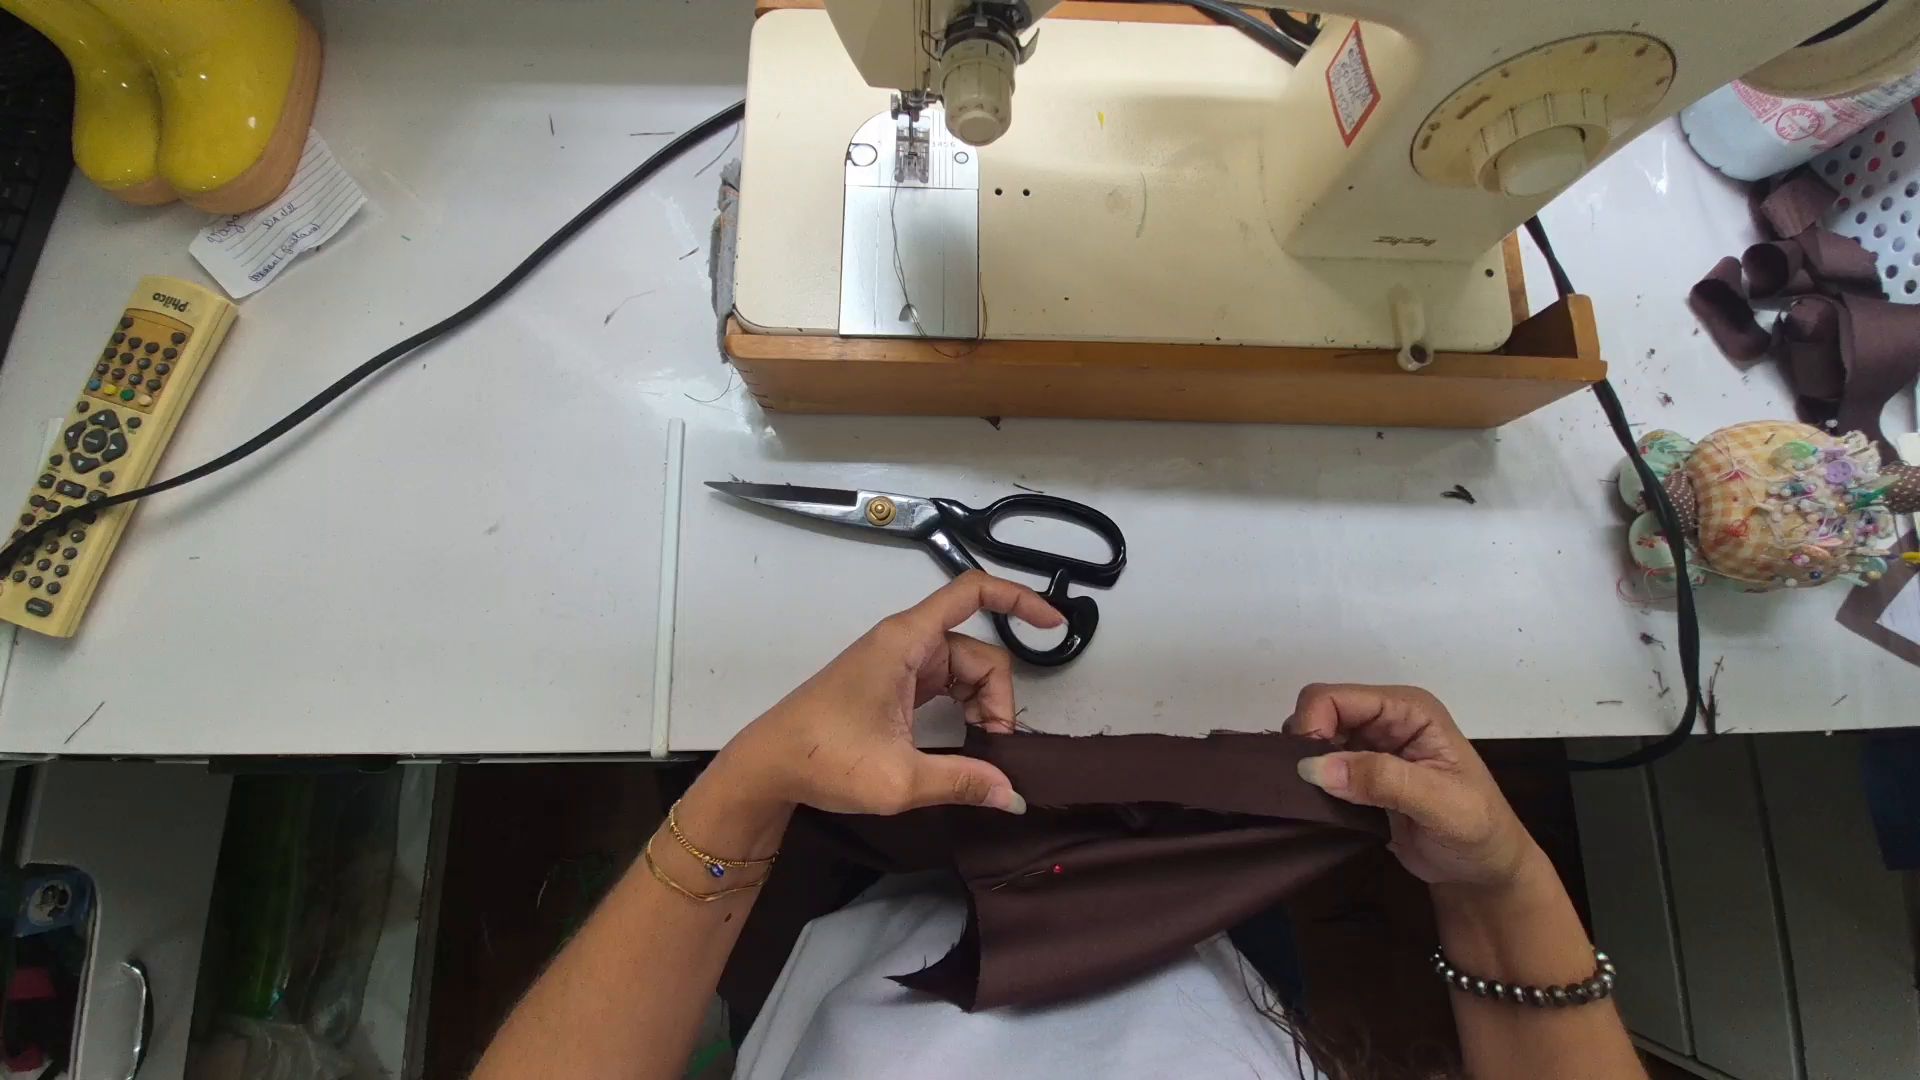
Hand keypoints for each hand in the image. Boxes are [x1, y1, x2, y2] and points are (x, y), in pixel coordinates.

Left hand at [715, 571, 1063, 817]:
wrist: (768, 766)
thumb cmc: (824, 758)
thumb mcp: (898, 779)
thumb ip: (961, 781)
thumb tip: (1013, 796)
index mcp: (907, 641)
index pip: (971, 593)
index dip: (1019, 598)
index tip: (1054, 623)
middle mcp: (907, 642)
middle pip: (978, 650)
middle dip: (998, 696)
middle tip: (996, 746)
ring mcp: (900, 662)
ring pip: (965, 670)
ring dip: (982, 706)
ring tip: (979, 751)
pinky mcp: (895, 683)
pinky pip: (946, 683)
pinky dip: (964, 707)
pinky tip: (966, 740)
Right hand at [1285, 683, 1536, 888]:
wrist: (1484, 876)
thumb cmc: (1479, 837)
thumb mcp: (1445, 808)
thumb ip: (1384, 780)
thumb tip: (1314, 767)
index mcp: (1408, 709)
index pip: (1334, 698)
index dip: (1313, 726)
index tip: (1311, 771)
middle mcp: (1384, 716)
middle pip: (1317, 711)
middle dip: (1306, 745)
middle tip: (1312, 787)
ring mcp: (1369, 741)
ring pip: (1311, 735)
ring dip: (1306, 763)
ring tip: (1318, 797)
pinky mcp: (1357, 768)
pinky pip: (1316, 761)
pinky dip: (1310, 778)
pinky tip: (1320, 801)